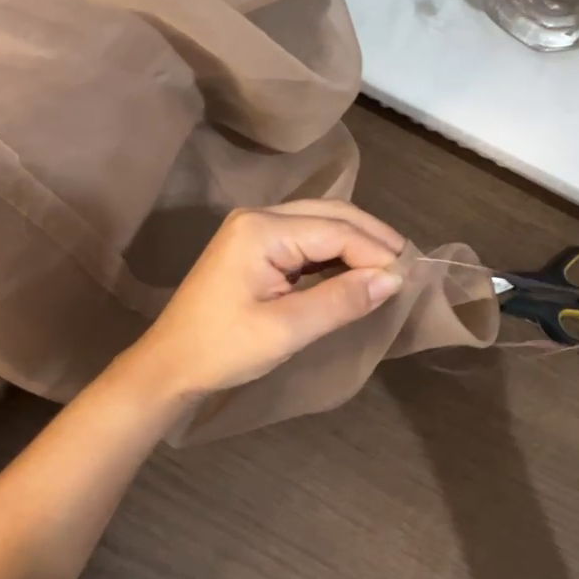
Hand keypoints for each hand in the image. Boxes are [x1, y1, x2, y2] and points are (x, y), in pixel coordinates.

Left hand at [115, 200, 407, 402]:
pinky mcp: (253, 246)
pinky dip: (334, 252)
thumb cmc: (222, 349)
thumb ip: (340, 300)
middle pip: (331, 214)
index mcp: (262, 230)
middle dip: (372, 238)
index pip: (336, 230)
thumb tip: (392, 279)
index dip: (377, 252)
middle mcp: (259, 216)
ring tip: (390, 270)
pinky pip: (305, 238)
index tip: (409, 278)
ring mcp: (254, 229)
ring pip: (320, 222)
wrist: (168, 364)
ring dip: (356, 242)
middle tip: (408, 268)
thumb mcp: (286, 330)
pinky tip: (355, 271)